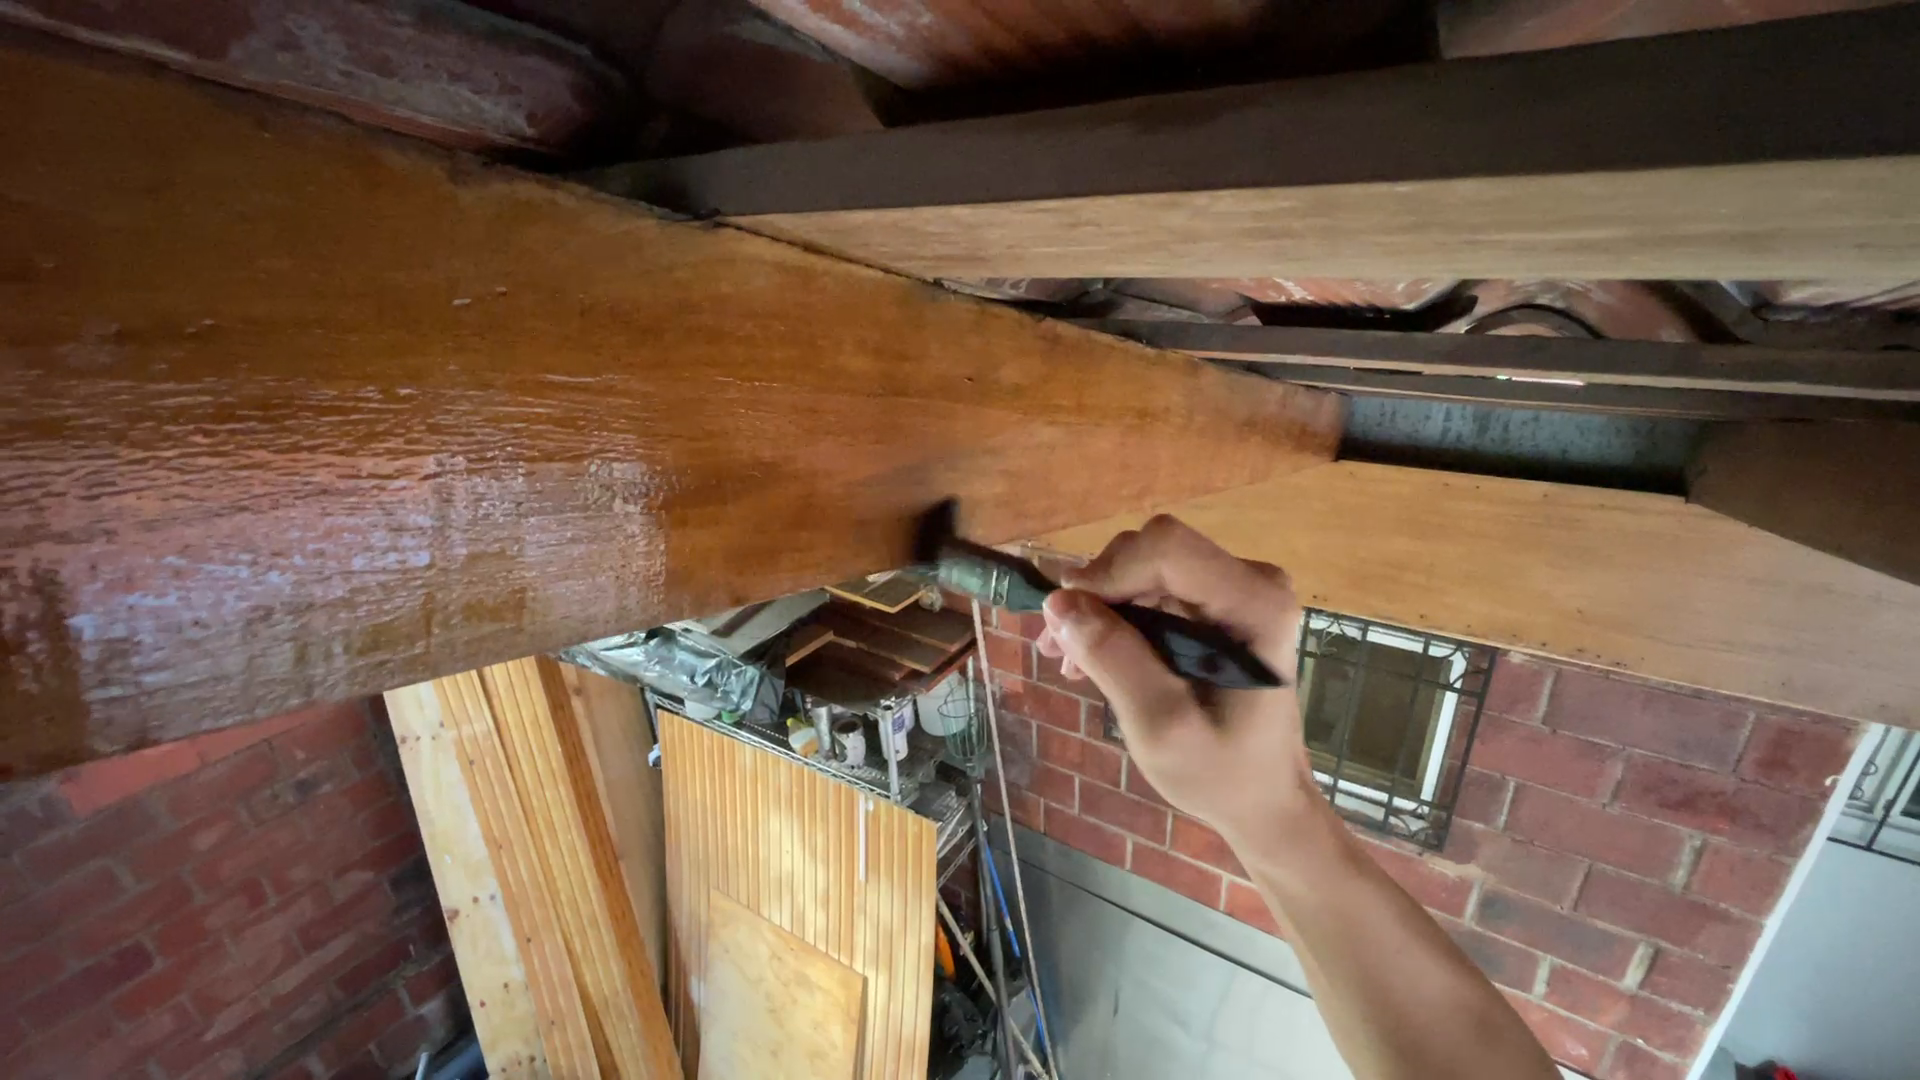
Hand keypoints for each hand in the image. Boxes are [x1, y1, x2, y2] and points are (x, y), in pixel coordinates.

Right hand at [1036, 515, 1321, 845]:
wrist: (1261, 797)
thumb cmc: (1221, 773)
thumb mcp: (1160, 727)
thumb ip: (1113, 660)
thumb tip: (1057, 604)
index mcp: (1255, 604)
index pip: (1166, 548)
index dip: (1107, 573)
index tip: (1066, 618)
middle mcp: (1250, 581)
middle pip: (1151, 551)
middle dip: (1097, 592)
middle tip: (1059, 646)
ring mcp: (1233, 588)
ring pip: (1142, 565)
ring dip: (1098, 606)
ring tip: (1068, 658)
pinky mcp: (1215, 601)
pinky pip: (1149, 586)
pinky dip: (1113, 615)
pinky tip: (1089, 655)